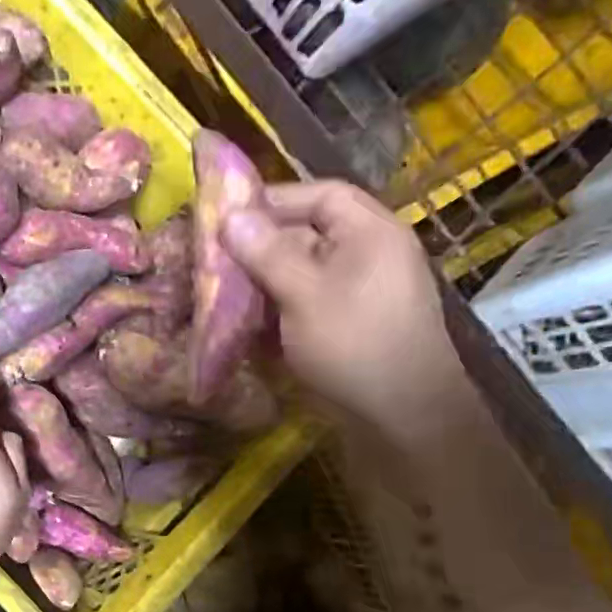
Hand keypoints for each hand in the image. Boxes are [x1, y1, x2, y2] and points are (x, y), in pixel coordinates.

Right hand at [222, 180, 471, 440]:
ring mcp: (355, 292)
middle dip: (257, 245)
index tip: (225, 217)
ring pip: (297, 272)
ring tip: (217, 294)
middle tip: (211, 259)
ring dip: (258, 281)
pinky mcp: (342, 323)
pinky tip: (241, 325)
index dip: (273, 200)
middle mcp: (365, 255)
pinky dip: (271, 309)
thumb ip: (267, 252)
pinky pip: (300, 302)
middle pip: (305, 233)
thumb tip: (230, 214)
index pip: (321, 196)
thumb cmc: (355, 344)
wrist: (400, 415)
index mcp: (369, 234)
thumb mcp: (305, 294)